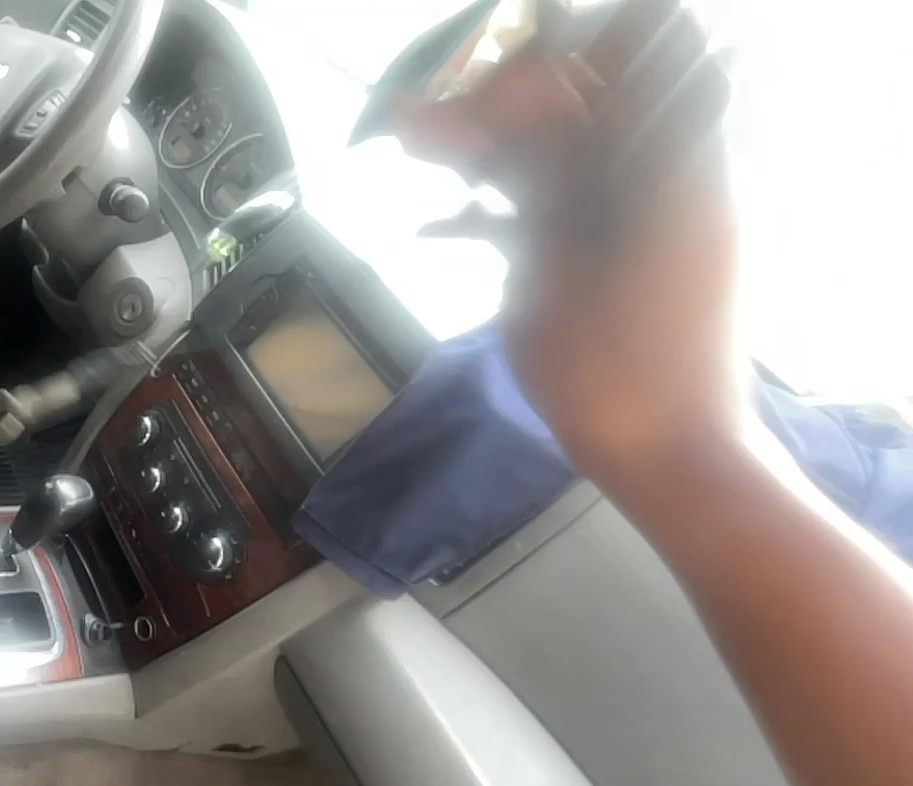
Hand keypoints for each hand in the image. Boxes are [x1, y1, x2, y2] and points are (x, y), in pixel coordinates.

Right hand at [396, 0, 744, 487]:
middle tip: (408, 120)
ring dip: (473, 153)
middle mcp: (650, 166)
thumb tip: (508, 86)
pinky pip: (531, 215)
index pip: (628, 50)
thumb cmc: (629, 354)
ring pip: (539, 158)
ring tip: (405, 145)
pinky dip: (481, 214)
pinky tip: (430, 223)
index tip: (482, 78)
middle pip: (567, 104)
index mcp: (676, 150)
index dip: (555, 51)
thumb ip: (551, 166)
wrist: (654, 440)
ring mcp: (615, 213)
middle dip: (488, 102)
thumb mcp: (582, 252)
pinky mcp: (584, 256)